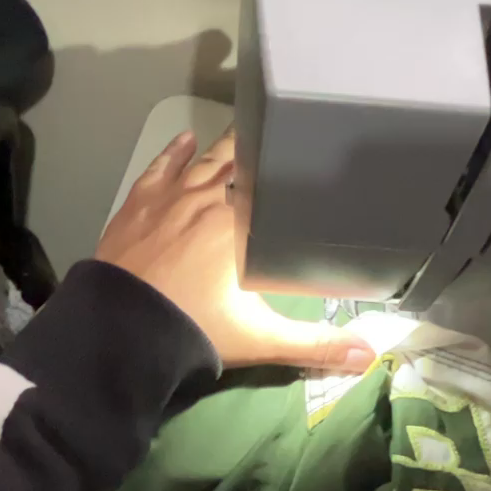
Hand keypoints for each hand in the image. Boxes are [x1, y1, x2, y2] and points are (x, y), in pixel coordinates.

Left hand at [96, 130, 376, 372]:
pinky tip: (184, 141)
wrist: (122, 331)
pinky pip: (161, 168)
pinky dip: (175, 153)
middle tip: (280, 138)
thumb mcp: (261, 339)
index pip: (273, 187)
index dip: (290, 176)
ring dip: (222, 148)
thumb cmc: (196, 329)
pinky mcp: (138, 204)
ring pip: (202, 160)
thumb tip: (368, 357)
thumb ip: (315, 346)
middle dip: (260, 152)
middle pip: (239, 164)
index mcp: (240, 223)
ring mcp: (169, 197)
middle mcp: (208, 198)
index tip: (310, 166)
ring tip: (244, 133)